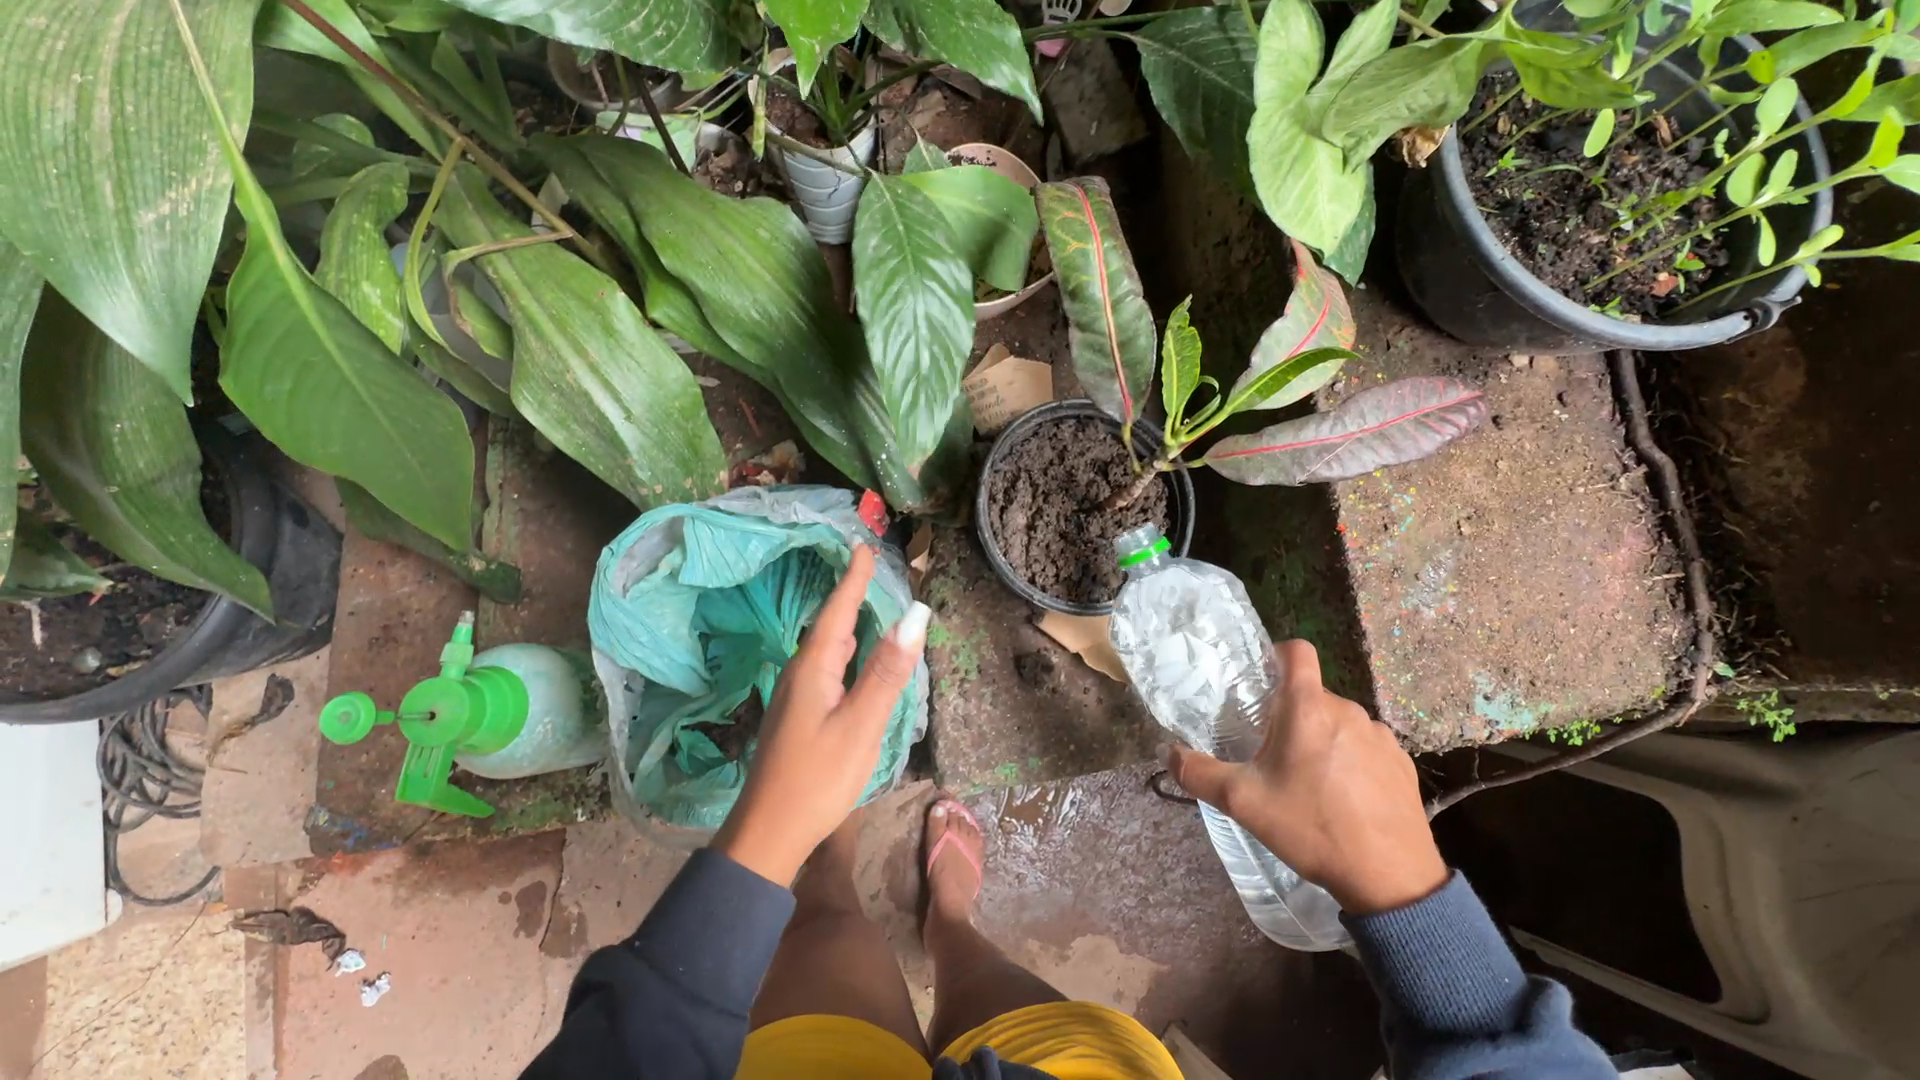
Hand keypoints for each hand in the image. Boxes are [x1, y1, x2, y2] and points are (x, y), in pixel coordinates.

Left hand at [711, 546, 929, 886]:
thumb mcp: (861, 724)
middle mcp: (800, 675)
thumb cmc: (818, 778)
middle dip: (850, 597)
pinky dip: (844, 654)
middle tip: (872, 571)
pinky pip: (825, 670)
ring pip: (826, 650)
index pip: (837, 611)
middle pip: (829, 626)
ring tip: (865, 607)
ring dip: (846, 625)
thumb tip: (915, 616)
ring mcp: (795, 697)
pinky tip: (851, 662)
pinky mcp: (798, 718)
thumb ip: (887, 671)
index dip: (853, 579)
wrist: (769, 833)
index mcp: (814, 669)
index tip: (863, 547)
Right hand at [1162, 639, 1448, 914]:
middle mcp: (1348, 711)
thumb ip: (1199, 774)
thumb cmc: (1311, 828)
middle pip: (1311, 695)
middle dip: (1289, 715)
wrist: (1391, 879)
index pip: (1297, 651)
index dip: (1275, 656)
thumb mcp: (1243, 803)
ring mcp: (1380, 736)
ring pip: (1338, 722)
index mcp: (1308, 709)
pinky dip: (1350, 760)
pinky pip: (1365, 746)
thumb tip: (1170, 754)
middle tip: (1270, 753)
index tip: (1259, 683)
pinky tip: (1342, 797)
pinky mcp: (1402, 763)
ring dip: (1320, 739)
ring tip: (1307, 780)